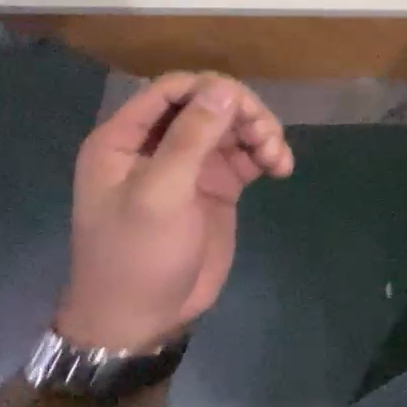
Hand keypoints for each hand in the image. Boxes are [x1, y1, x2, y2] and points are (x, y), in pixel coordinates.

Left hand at [55, 72, 293, 349]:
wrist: (143, 318)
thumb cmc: (136, 255)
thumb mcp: (160, 194)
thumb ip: (191, 138)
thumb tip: (226, 88)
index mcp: (124, 140)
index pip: (173, 89)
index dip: (212, 90)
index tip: (244, 111)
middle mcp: (157, 145)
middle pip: (211, 102)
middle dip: (244, 113)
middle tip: (266, 138)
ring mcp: (190, 165)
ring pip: (235, 124)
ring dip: (262, 132)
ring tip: (276, 159)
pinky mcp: (217, 184)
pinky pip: (249, 152)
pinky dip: (269, 153)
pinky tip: (282, 170)